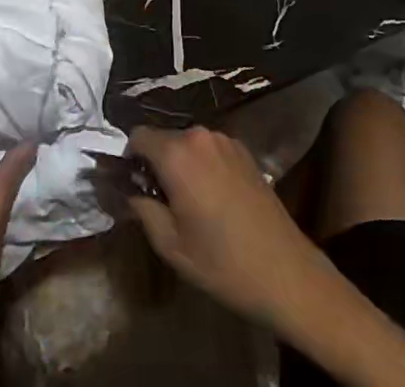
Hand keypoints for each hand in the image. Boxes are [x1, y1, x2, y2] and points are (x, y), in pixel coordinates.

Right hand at [125, 126, 335, 329]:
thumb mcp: (168, 242)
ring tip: (185, 202)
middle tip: (156, 201)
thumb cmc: (219, 260)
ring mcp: (227, 141)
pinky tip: (211, 198)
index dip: (128, 158)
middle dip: (154, 163)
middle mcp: (202, 136)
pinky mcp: (245, 152)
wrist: (282, 269)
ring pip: (188, 144)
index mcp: (178, 154)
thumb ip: (140, 207)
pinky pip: (210, 150)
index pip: (138, 135)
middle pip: (164, 139)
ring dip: (180, 164)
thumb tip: (122, 187)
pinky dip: (202, 165)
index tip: (129, 185)